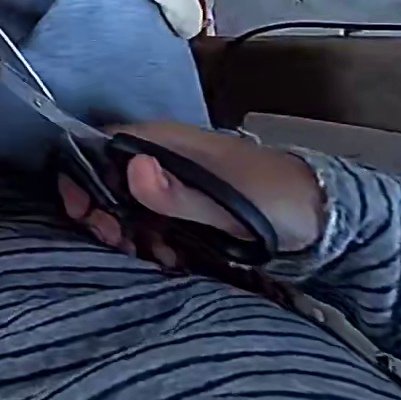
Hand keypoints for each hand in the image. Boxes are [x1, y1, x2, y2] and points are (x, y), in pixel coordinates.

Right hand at [57, 122, 325, 264]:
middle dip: (101, 211)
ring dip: (125, 230)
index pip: (99, 146)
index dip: (80, 175)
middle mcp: (159, 155)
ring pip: (124, 200)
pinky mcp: (183, 201)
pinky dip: (147, 237)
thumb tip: (132, 166)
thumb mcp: (227, 201)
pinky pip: (148, 216)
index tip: (82, 212)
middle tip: (117, 243)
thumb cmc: (274, 199)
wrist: (320, 213)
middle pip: (105, 176)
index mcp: (163, 142)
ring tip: (150, 256)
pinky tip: (166, 257)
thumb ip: (178, 192)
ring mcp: (171, 178)